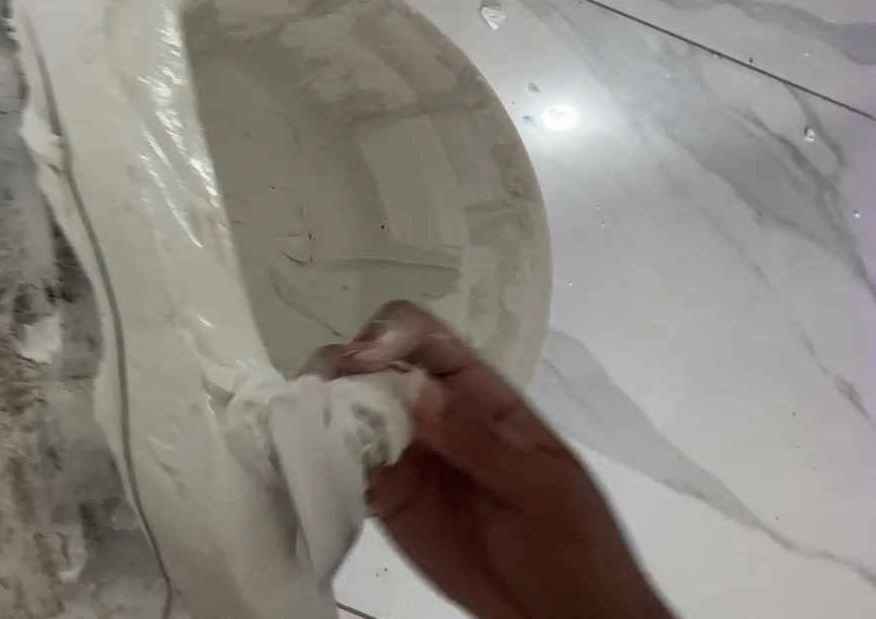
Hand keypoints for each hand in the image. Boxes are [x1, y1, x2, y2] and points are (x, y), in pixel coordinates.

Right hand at [307, 301, 674, 618]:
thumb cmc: (572, 550)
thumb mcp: (543, 490)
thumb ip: (482, 440)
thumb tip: (418, 388)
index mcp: (474, 395)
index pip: (422, 336)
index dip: (389, 333)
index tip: (364, 360)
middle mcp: (427, 410)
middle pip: (369, 360)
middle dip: (342, 365)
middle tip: (327, 391)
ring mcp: (399, 448)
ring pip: (344, 401)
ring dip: (322, 401)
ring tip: (313, 422)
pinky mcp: (377, 489)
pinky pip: (337, 456)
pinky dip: (316, 449)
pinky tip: (310, 455)